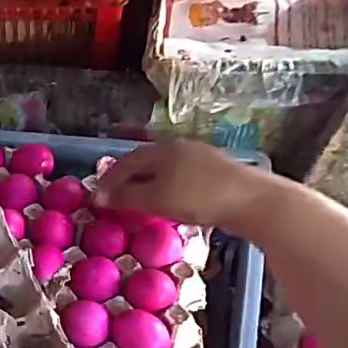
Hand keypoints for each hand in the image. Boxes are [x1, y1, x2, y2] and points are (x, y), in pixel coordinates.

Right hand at [95, 139, 285, 231]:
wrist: (250, 201)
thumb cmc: (198, 198)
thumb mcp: (155, 199)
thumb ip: (126, 197)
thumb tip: (99, 196)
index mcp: (161, 149)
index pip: (126, 161)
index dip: (109, 178)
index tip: (97, 194)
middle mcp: (179, 146)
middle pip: (145, 160)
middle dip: (127, 175)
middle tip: (114, 192)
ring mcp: (199, 156)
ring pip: (164, 167)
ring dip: (147, 180)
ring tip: (138, 196)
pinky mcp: (215, 171)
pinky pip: (180, 174)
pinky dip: (165, 184)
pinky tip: (168, 196)